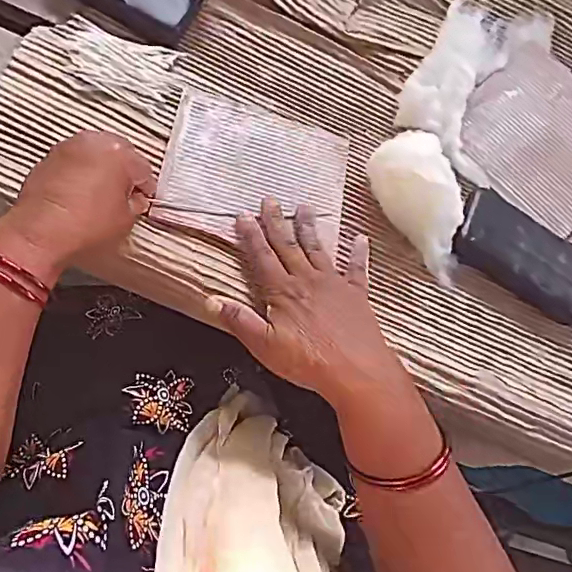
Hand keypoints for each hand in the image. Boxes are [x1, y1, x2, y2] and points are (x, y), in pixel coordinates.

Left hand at [0, 131, 153, 281]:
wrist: (39, 235)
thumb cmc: (81, 227)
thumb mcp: (125, 221)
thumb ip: (135, 204)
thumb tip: (133, 201)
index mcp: (120, 154)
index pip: (143, 168)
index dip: (145, 187)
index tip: (143, 198)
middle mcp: (94, 143)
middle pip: (119, 154)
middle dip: (123, 173)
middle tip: (124, 197)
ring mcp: (69, 148)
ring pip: (94, 154)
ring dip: (100, 170)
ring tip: (99, 197)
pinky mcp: (48, 159)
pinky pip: (73, 162)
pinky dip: (78, 174)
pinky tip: (79, 196)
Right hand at [209, 199, 410, 407]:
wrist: (356, 371)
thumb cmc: (308, 361)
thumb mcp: (264, 346)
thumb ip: (239, 320)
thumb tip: (212, 300)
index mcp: (283, 292)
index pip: (262, 257)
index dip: (251, 236)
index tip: (243, 216)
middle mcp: (307, 281)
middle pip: (288, 246)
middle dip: (276, 222)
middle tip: (270, 200)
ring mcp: (334, 285)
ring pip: (318, 249)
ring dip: (309, 228)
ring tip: (305, 207)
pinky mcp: (356, 295)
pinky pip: (357, 268)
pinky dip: (357, 252)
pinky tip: (359, 238)